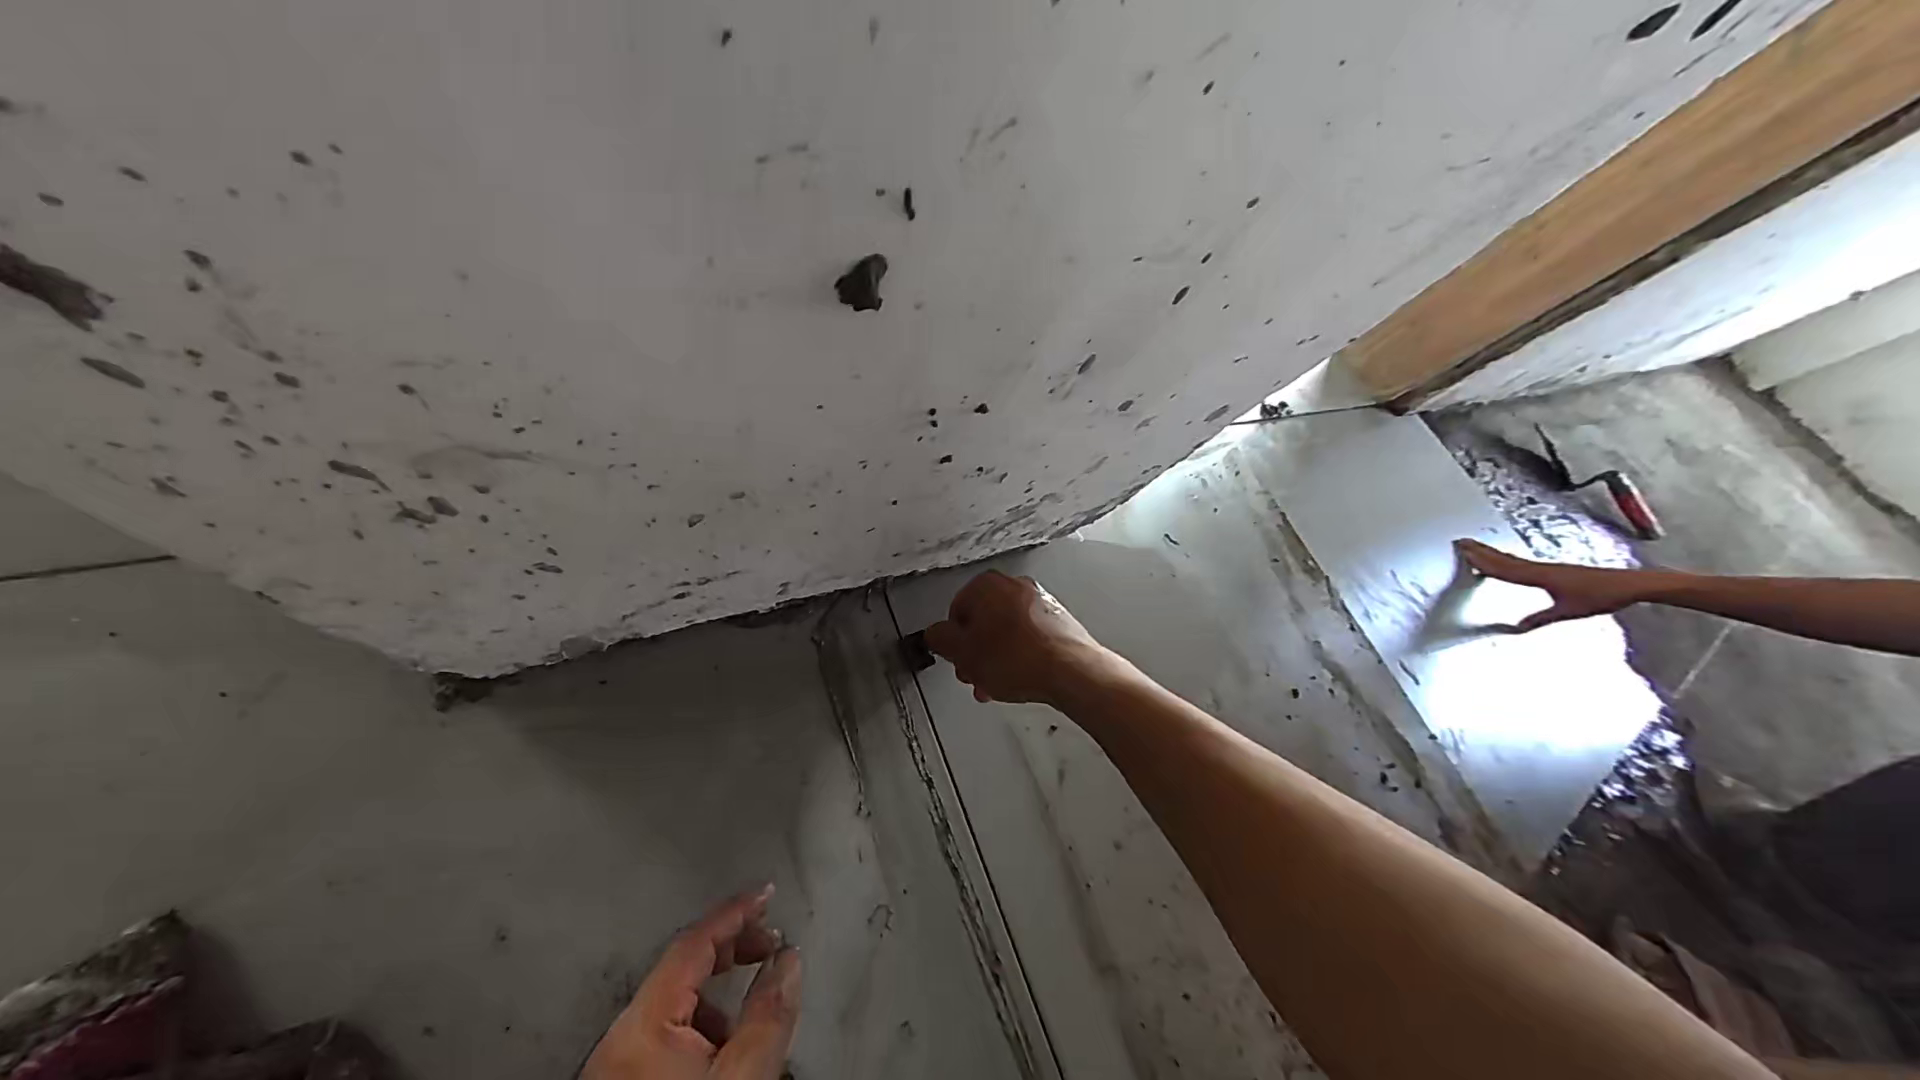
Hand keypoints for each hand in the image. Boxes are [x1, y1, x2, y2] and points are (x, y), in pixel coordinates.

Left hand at [583, 887, 801, 1079]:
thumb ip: (768, 1016)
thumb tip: (790, 958)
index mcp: (644, 1024)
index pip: (693, 943)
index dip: (734, 912)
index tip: (768, 893)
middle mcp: (621, 1036)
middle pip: (682, 966)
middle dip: (733, 947)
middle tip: (775, 942)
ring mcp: (617, 1063)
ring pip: (676, 1001)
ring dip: (721, 990)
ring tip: (757, 1008)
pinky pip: (668, 1032)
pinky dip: (705, 1024)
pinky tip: (727, 1049)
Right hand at [924, 569, 1126, 705]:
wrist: (1070, 670)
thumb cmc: (1019, 659)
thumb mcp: (962, 653)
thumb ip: (939, 639)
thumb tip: (936, 635)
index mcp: (986, 585)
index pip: (955, 611)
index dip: (954, 641)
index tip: (957, 659)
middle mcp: (1014, 585)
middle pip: (982, 620)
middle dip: (977, 651)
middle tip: (976, 674)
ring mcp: (1039, 600)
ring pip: (1006, 629)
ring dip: (997, 656)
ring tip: (998, 682)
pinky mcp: (1057, 619)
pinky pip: (1029, 636)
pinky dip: (1021, 654)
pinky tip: (1020, 677)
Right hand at [1454, 538, 1654, 630]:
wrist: (1629, 585)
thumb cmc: (1601, 596)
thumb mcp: (1568, 611)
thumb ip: (1540, 619)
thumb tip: (1516, 628)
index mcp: (1539, 576)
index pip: (1504, 569)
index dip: (1482, 562)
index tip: (1463, 554)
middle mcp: (1540, 568)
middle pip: (1504, 559)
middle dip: (1481, 551)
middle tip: (1461, 542)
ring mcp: (1547, 567)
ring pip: (1512, 559)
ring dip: (1492, 553)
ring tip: (1476, 547)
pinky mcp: (1554, 569)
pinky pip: (1522, 563)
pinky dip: (1507, 560)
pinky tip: (1505, 561)